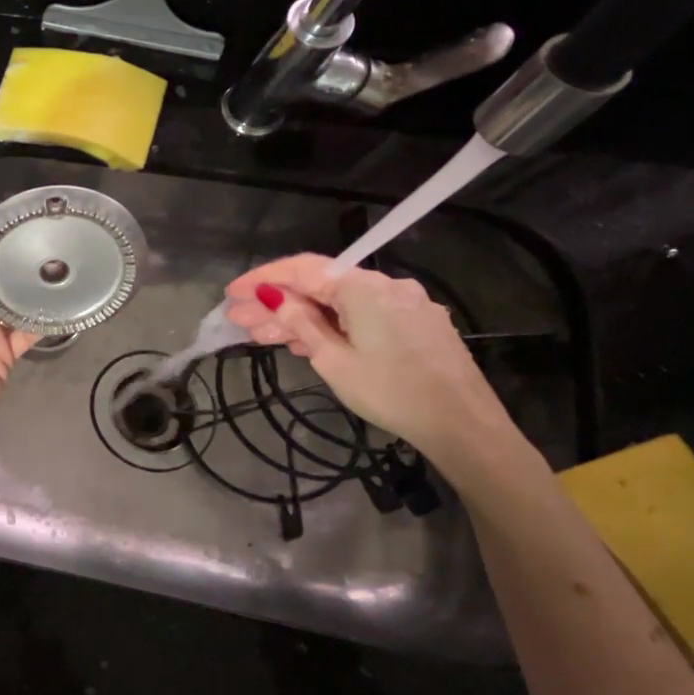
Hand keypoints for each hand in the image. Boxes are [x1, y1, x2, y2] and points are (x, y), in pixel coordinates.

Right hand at [223, 254, 534, 485]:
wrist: (462, 424)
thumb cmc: (389, 391)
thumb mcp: (332, 359)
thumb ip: (299, 323)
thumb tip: (270, 296)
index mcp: (363, 287)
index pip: (302, 270)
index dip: (262, 279)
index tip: (231, 293)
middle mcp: (386, 285)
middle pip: (320, 286)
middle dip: (276, 302)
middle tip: (239, 321)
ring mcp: (405, 304)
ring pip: (340, 303)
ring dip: (301, 317)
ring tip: (264, 336)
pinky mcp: (417, 324)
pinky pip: (363, 314)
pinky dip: (331, 324)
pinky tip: (308, 342)